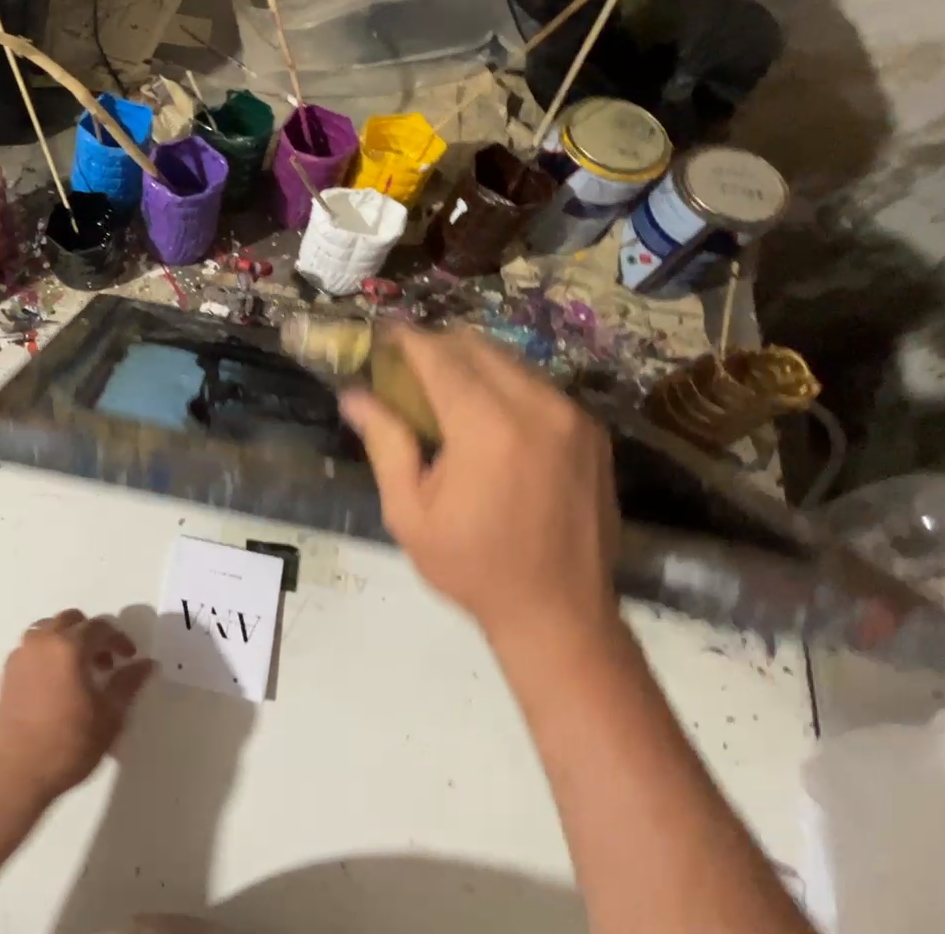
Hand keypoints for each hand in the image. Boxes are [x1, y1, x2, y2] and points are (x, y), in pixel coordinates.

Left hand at [0, 610, 154, 803]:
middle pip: (71, 621)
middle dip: (92, 635)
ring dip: (67, 640)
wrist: (20, 773)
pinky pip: (31, 648)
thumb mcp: (111, 714)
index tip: (129, 658)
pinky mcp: (6, 672)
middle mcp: (41, 642)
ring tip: (79, 670)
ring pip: (47, 630)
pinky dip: (48, 653)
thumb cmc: (71, 744)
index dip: (119, 639)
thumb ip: (129, 682)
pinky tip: (56, 683)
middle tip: (106, 663)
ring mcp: (20, 655)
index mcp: (68, 647)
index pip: (100, 627)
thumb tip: (147, 663)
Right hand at [339, 325, 620, 641]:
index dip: (406, 339)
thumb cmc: (471, 567)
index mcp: (487, 429)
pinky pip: (537, 386)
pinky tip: (483, 418)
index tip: (381, 332)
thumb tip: (353, 395)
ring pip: (511, 361)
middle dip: (436, 347)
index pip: (440, 357)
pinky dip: (503, 385)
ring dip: (470, 365)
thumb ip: (385, 443)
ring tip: (440, 393)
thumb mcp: (409, 512)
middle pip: (477, 347)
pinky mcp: (591, 431)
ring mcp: (572, 417)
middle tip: (404, 367)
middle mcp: (537, 408)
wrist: (560, 612)